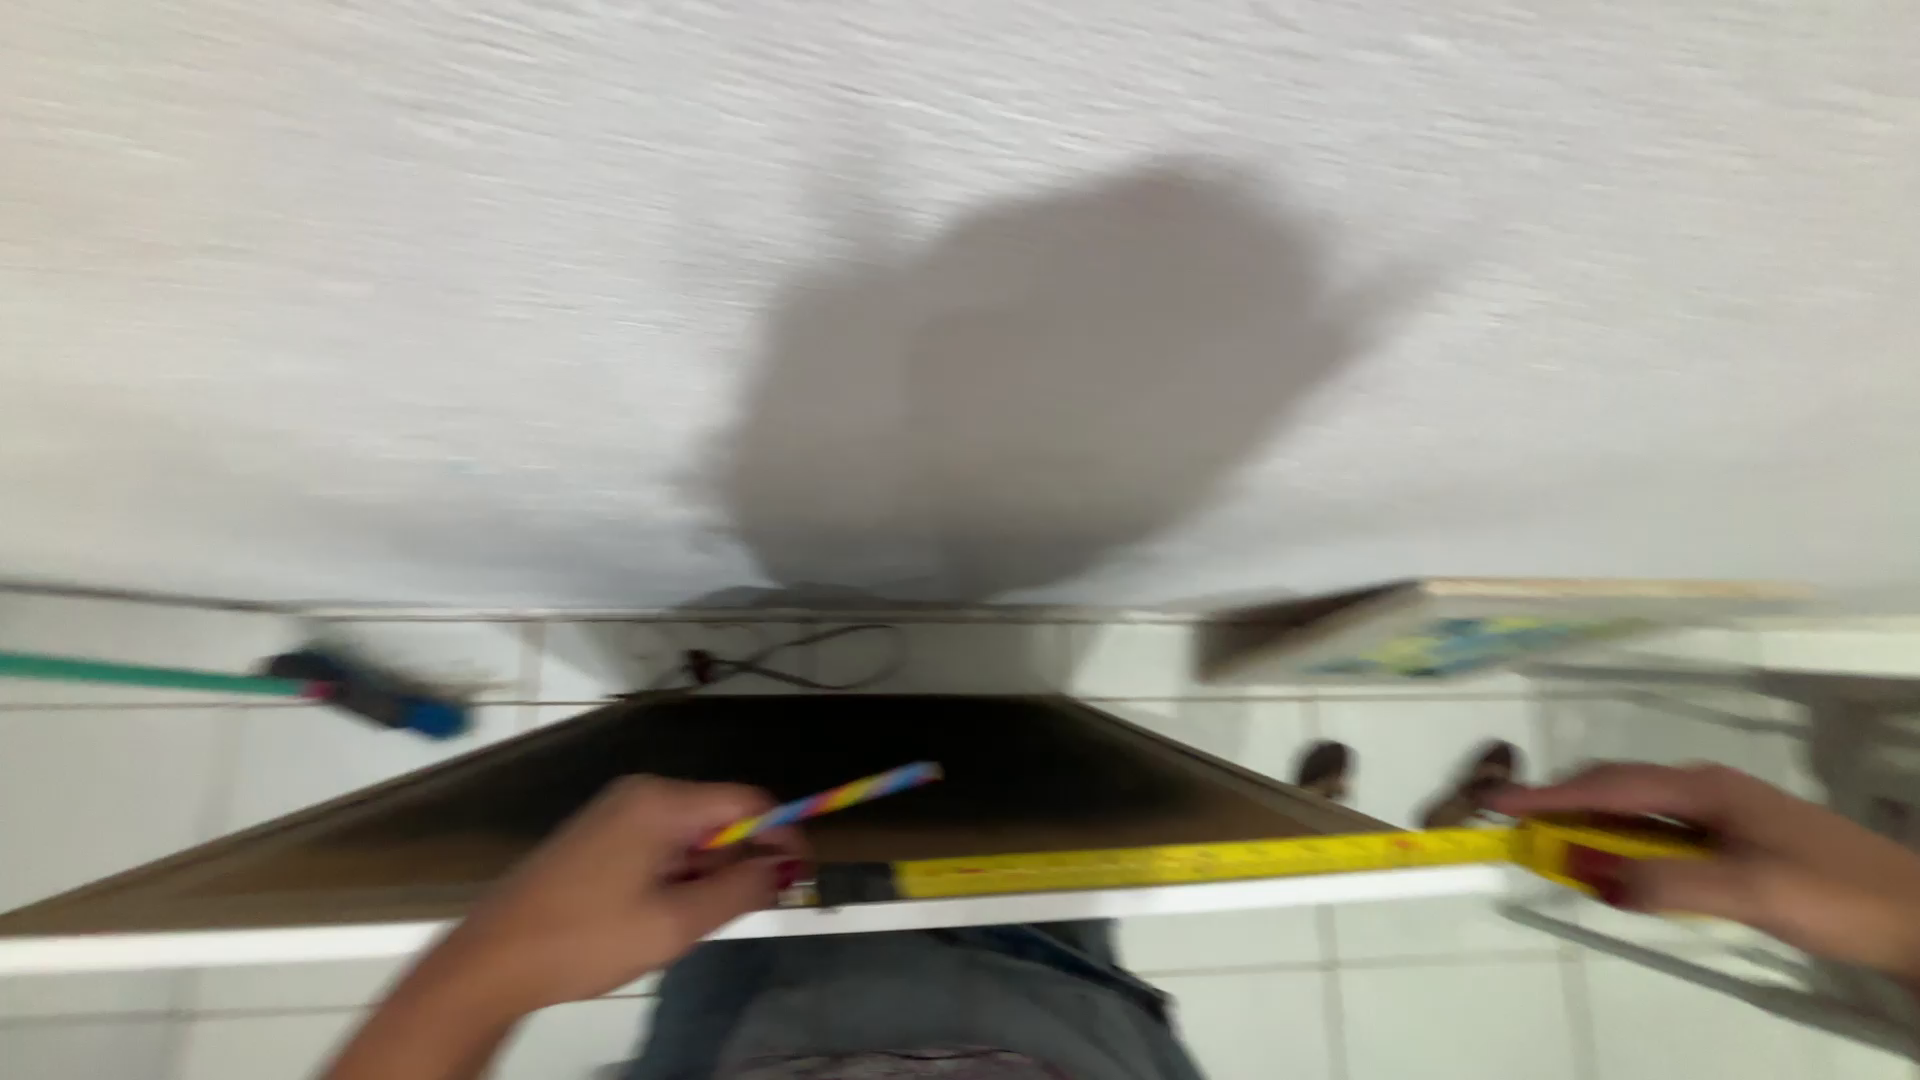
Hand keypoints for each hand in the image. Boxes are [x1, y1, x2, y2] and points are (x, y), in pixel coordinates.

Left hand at [414, 776, 805, 1017]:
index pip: (748, 802)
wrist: (486, 965)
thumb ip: (740, 890)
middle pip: (720, 816)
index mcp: (663, 802)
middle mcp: (643, 792)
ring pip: (691, 832)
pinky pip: (662, 841)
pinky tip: (664, 910)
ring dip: (709, 870)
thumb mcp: (675, 924)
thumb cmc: (587, 940)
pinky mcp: (600, 832)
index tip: (803, 875)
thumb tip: (787, 868)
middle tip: (750, 908)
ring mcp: (617, 810)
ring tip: (696, 920)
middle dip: (743, 858)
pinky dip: (680, 871)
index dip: (783, 833)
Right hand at [1491, 763, 1919, 978]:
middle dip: (1562, 803)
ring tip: (1560, 842)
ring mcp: (1722, 808)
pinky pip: (1658, 827)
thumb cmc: (1840, 897)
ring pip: (1635, 805)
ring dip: (1593, 822)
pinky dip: (1625, 839)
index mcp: (1701, 788)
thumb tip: (1594, 880)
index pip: (1605, 786)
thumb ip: (1667, 883)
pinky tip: (1624, 860)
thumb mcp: (1752, 893)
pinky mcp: (1736, 834)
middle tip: (1521, 823)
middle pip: (1614, 786)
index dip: (1547, 795)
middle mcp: (1704, 787)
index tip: (1497, 801)